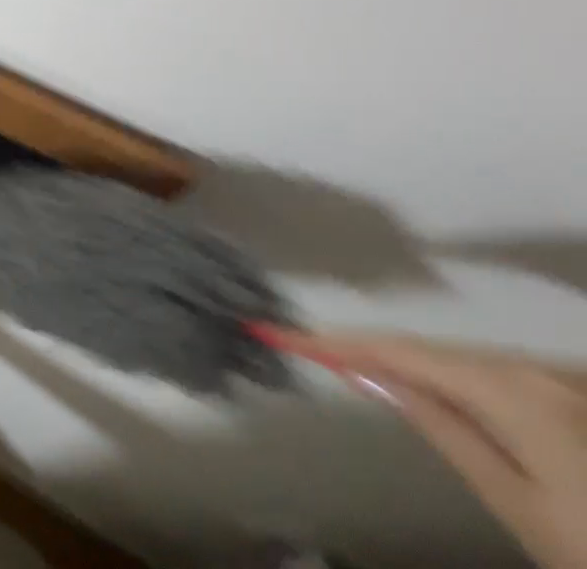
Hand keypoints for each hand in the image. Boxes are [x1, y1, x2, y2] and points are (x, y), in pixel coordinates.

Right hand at [286, 332, 586, 568]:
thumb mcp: (514, 499)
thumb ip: (442, 427)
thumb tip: (371, 375)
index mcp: (512, 392)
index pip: (399, 352)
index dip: (331, 340)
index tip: (271, 329)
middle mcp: (544, 370)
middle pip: (438, 351)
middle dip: (375, 350)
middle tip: (310, 350)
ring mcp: (574, 379)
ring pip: (474, 360)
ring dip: (419, 363)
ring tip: (365, 368)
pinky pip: (509, 374)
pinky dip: (463, 376)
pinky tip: (445, 390)